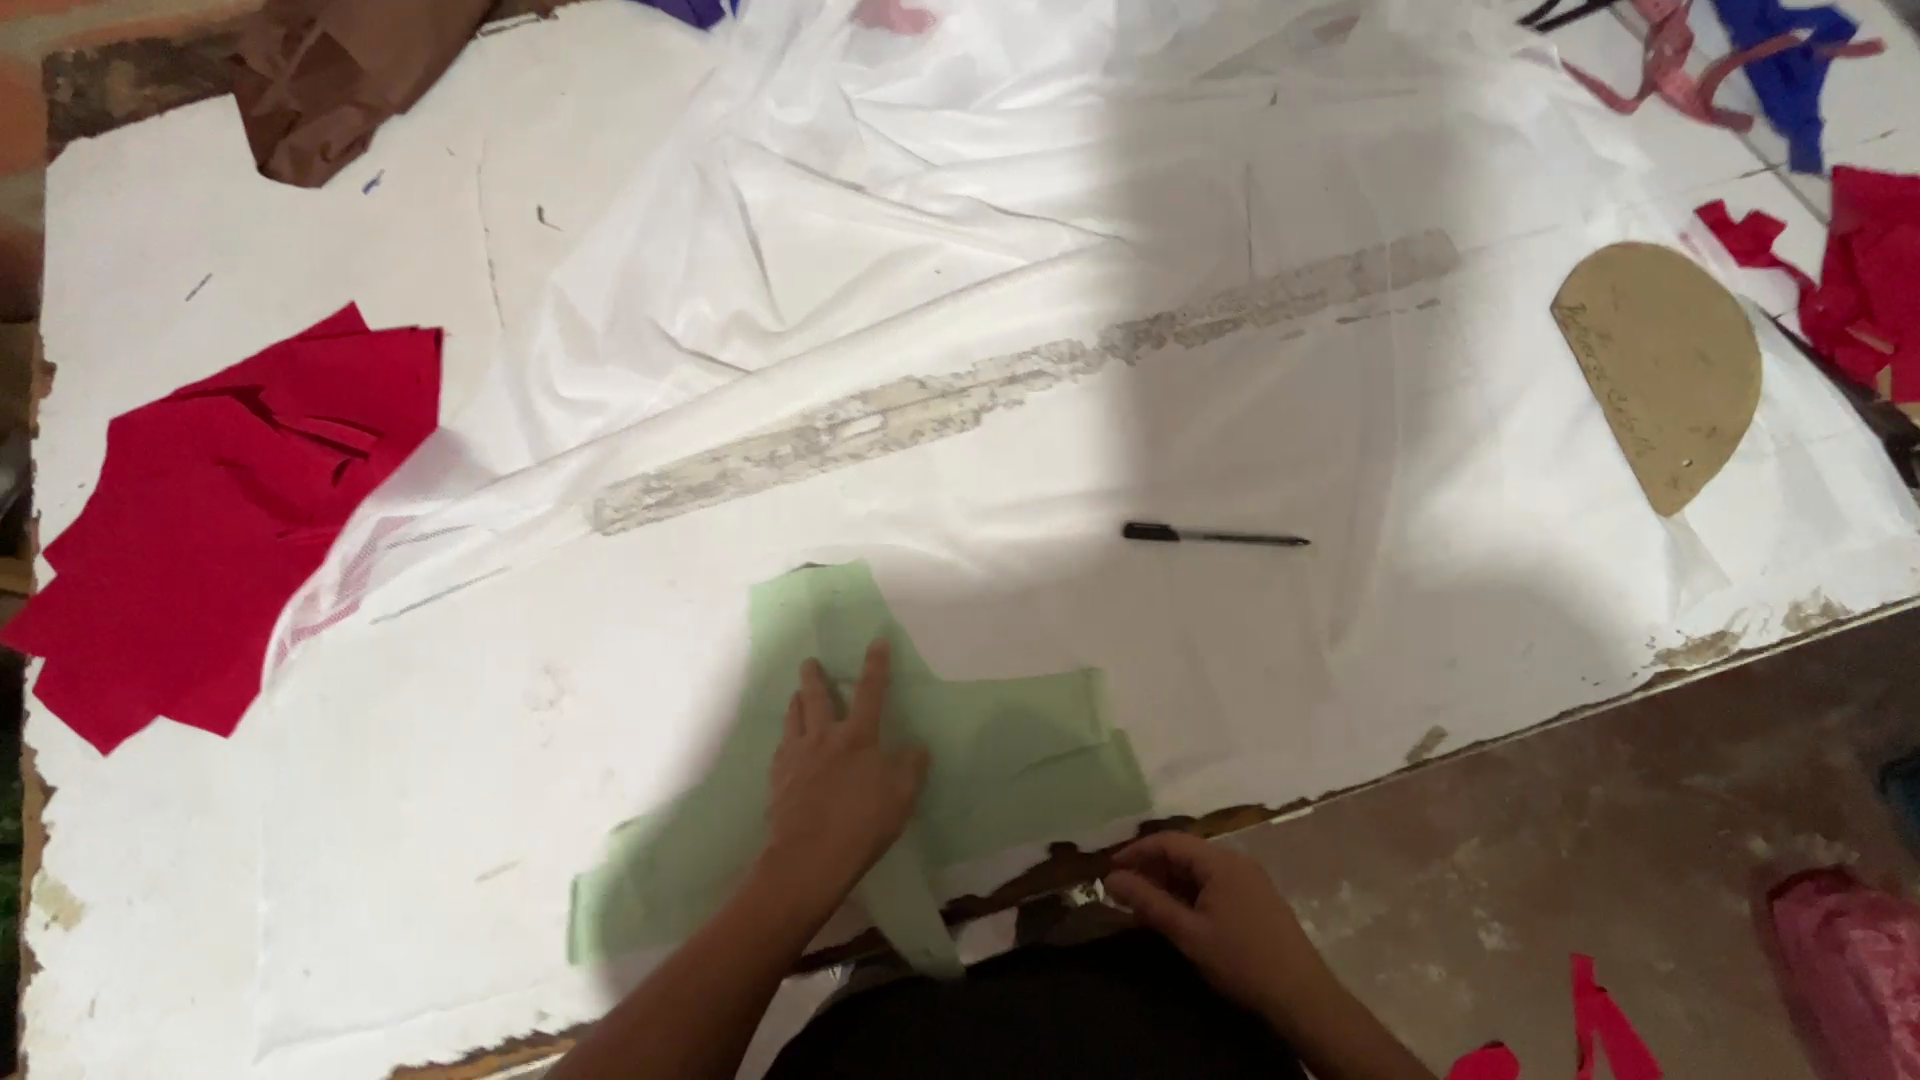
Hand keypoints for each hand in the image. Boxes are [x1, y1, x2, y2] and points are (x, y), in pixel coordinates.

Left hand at [759, 639, 929, 911]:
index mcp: (858, 737)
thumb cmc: (862, 824)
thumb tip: (917, 746)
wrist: (810, 857)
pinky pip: (781, 749)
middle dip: (814, 677)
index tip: (876, 641)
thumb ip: (910, 768)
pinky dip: (786, 739)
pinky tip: (786, 744)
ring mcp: (796, 758)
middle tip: (809, 662)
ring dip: (796, 702)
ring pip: (793, 718)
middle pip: (817, 698)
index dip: (876, 665)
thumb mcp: (901, 797)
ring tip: (796, 694)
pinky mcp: (779, 779)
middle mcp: (824, 738)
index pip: (871, 692)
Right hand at [1104, 831, 1333, 1019]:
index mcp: (1220, 861)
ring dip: (1170, 882)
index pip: (1169, 841)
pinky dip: (1191, 892)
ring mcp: (1250, 879)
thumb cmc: (1241, 961)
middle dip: (1152, 868)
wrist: (1303, 997)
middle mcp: (1237, 861)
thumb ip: (1148, 902)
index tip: (1110, 870)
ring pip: (1199, 869)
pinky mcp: (1257, 898)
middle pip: (1185, 852)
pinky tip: (1179, 914)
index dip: (1136, 852)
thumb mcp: (1188, 933)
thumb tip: (1111, 879)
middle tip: (1125, 891)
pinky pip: (1215, 882)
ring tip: (1147, 905)